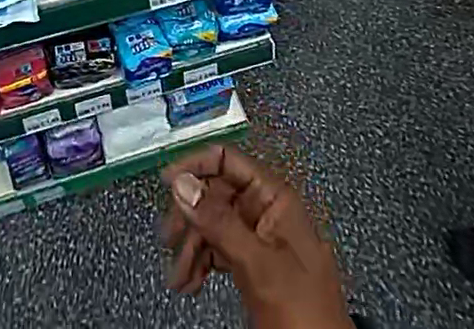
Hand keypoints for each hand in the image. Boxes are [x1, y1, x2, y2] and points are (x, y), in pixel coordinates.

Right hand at [160, 145, 352, 328]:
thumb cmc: (305, 312)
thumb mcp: (258, 263)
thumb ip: (220, 222)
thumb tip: (184, 185)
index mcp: (275, 198)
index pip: (229, 161)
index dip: (196, 165)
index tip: (168, 181)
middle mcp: (267, 211)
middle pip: (216, 194)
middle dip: (189, 216)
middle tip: (170, 237)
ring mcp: (260, 239)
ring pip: (213, 225)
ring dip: (191, 246)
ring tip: (178, 275)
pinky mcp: (254, 264)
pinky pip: (219, 250)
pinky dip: (200, 264)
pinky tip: (190, 282)